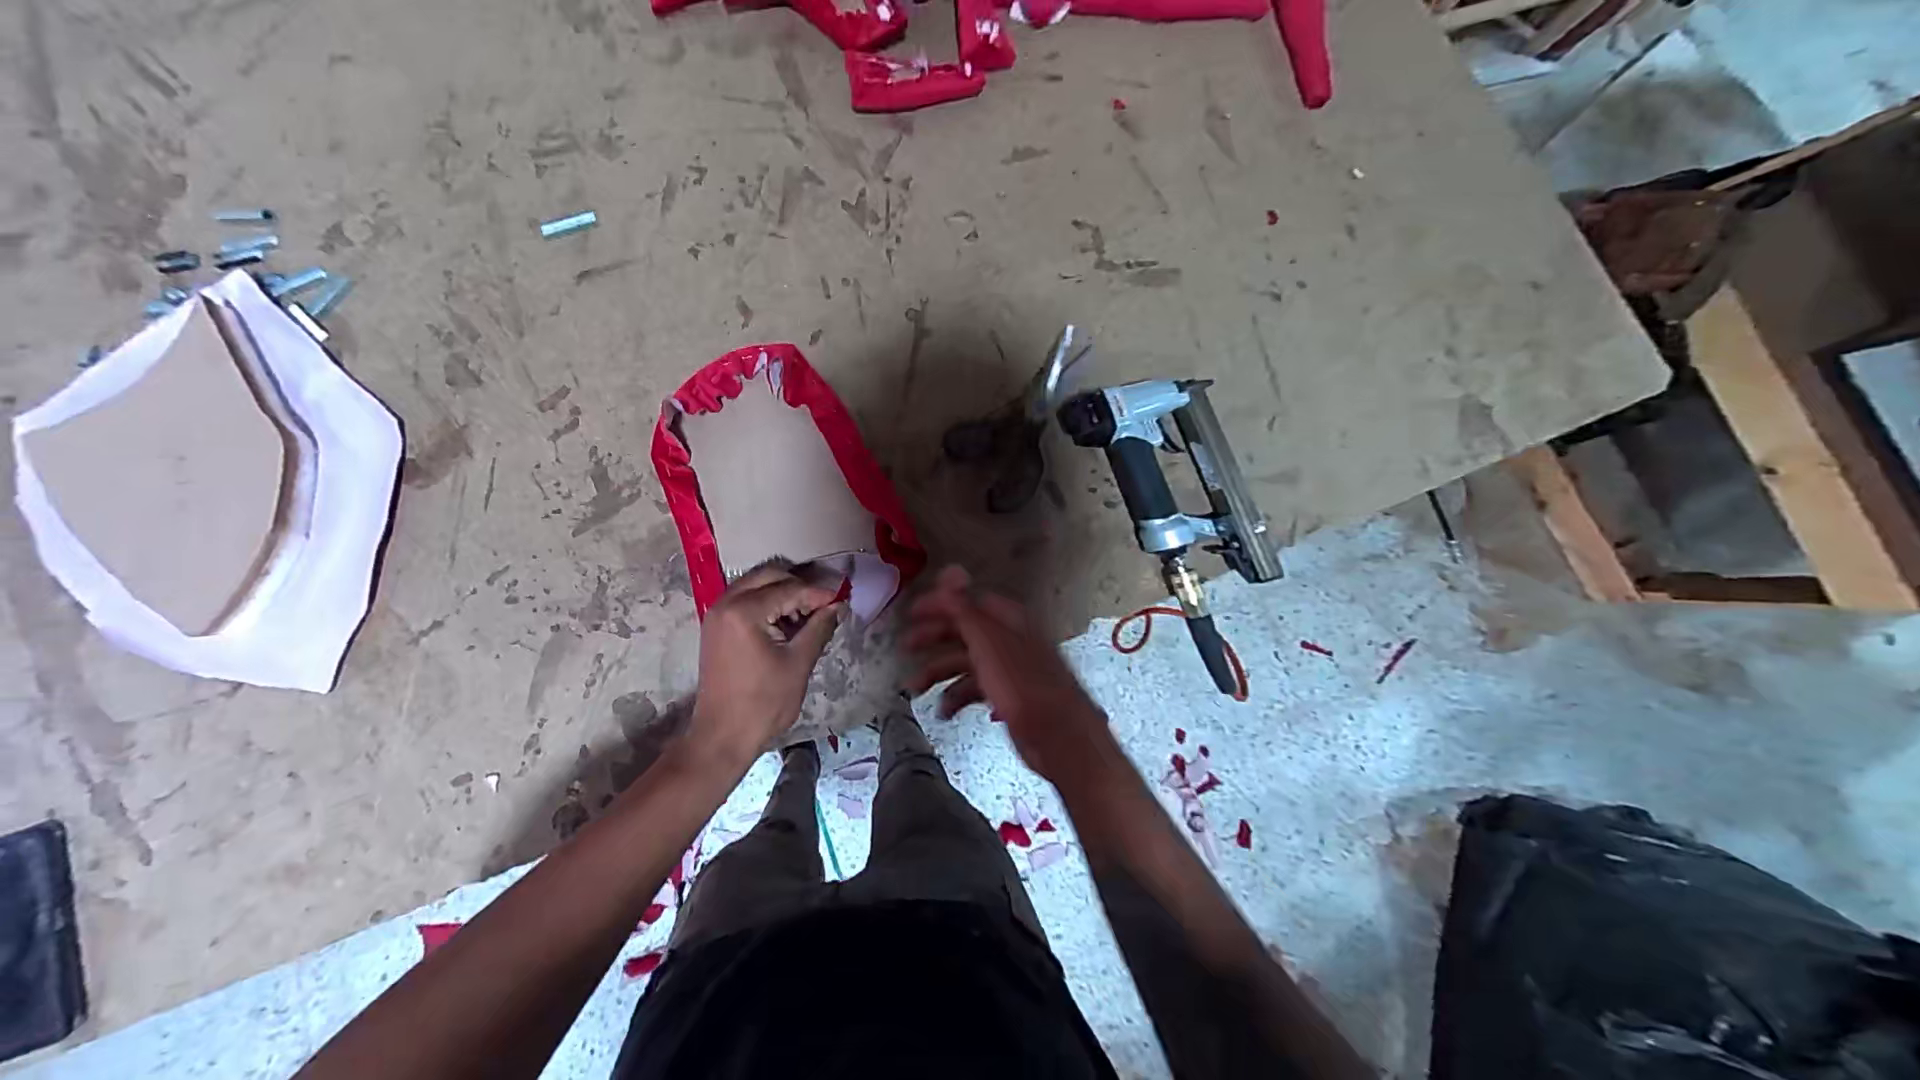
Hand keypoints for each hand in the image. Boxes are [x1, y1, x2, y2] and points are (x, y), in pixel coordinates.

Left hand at [691, 563, 843, 757]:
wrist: (722, 736)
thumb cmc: (764, 703)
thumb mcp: (799, 663)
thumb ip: (820, 627)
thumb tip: (838, 606)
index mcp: (744, 611)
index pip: (790, 588)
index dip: (819, 593)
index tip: (842, 599)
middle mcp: (726, 603)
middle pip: (770, 575)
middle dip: (799, 586)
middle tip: (824, 605)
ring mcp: (717, 614)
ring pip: (756, 585)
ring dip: (783, 593)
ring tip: (808, 615)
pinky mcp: (716, 627)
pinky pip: (746, 600)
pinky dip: (768, 604)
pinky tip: (787, 624)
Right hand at [903, 565, 1107, 783]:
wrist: (1060, 738)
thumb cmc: (1024, 688)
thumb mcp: (989, 643)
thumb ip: (966, 609)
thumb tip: (950, 572)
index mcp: (1007, 621)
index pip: (968, 602)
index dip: (939, 605)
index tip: (913, 613)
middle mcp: (1010, 640)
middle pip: (965, 631)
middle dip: (933, 639)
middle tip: (906, 647)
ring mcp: (1011, 670)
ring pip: (967, 664)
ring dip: (939, 674)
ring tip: (915, 689)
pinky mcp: (1011, 698)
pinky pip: (977, 690)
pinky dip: (958, 698)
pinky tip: (947, 712)